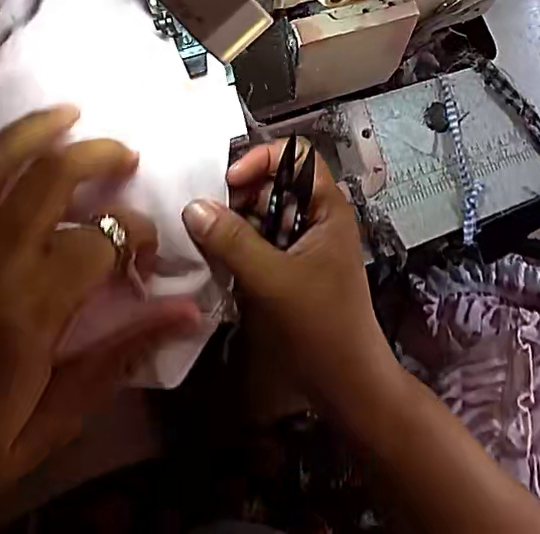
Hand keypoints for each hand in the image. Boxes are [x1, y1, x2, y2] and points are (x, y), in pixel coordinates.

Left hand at [0, 98, 202, 533]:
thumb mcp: (49, 427)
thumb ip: (121, 359)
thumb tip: (191, 310)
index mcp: (26, 313)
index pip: (103, 239)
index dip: (134, 235)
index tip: (141, 254)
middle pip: (54, 177)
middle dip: (101, 156)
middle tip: (124, 160)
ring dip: (35, 128)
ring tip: (69, 114)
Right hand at [182, 140, 404, 416]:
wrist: (346, 384)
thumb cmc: (319, 325)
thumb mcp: (273, 280)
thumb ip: (233, 241)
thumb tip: (193, 206)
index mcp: (327, 206)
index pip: (297, 155)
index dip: (262, 159)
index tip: (228, 183)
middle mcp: (317, 216)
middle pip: (274, 183)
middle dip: (239, 195)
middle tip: (205, 218)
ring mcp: (304, 243)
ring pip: (262, 214)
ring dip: (233, 224)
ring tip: (203, 241)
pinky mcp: (290, 267)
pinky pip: (260, 242)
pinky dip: (237, 247)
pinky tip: (214, 261)